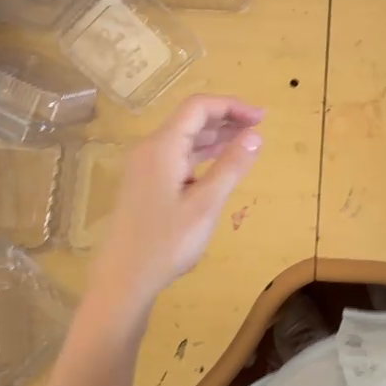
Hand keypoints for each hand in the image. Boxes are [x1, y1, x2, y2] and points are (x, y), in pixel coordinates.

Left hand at [90, 95, 263, 306]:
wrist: (123, 280)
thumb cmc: (165, 242)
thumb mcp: (206, 205)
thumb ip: (231, 167)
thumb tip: (255, 135)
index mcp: (163, 146)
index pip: (198, 107)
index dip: (231, 106)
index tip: (261, 118)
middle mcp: (151, 149)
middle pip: (191, 119)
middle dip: (226, 118)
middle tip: (259, 128)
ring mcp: (146, 167)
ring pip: (185, 139)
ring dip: (216, 136)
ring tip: (246, 142)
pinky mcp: (146, 184)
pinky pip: (178, 157)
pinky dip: (203, 155)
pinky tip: (220, 167)